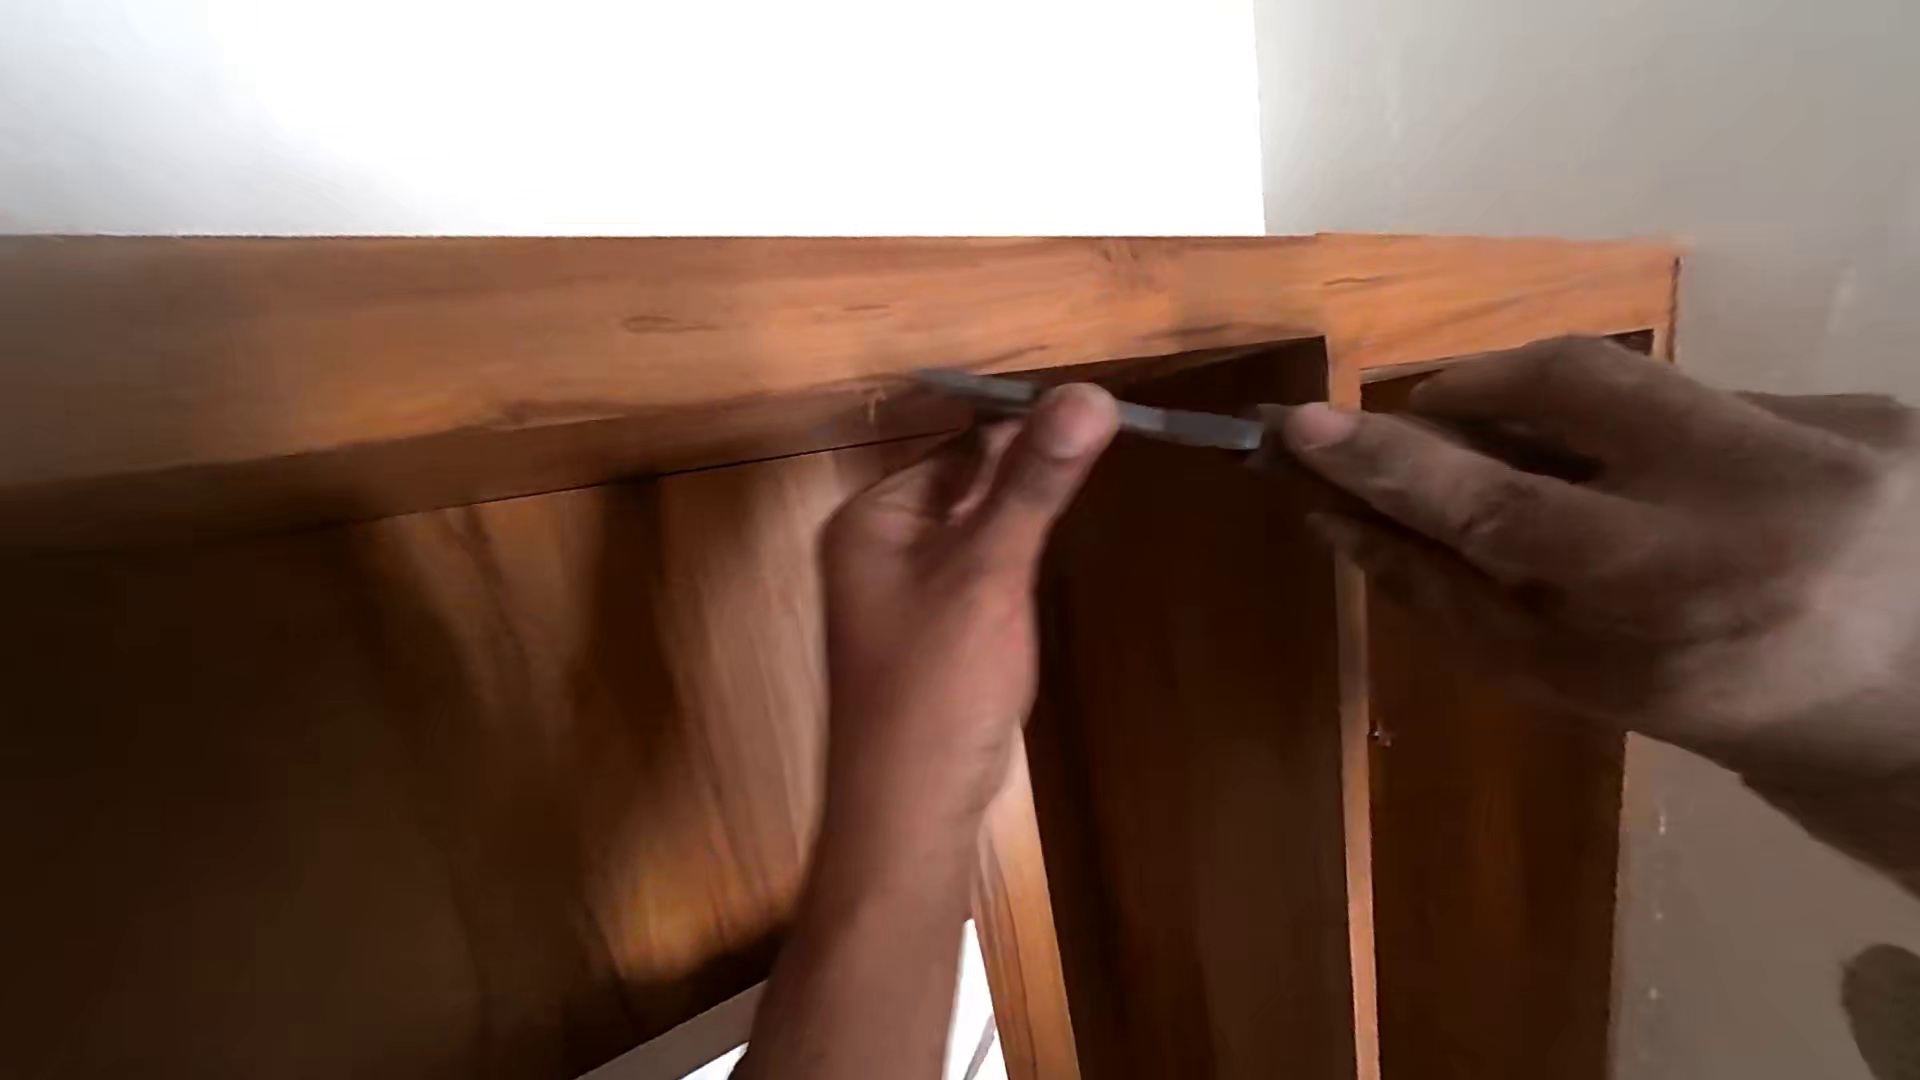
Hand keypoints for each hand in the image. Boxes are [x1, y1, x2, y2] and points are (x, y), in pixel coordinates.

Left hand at [819, 384, 1118, 819]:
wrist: (912, 810)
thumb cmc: (939, 685)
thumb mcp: (989, 574)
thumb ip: (1032, 484)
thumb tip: (1088, 393)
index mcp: (872, 517)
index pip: (957, 449)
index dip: (1022, 429)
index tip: (1091, 410)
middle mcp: (876, 543)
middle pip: (964, 485)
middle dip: (1023, 471)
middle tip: (1101, 439)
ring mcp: (900, 586)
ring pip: (973, 527)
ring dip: (1020, 511)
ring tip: (1082, 479)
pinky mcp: (928, 623)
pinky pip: (973, 568)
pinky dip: (1009, 554)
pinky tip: (1042, 552)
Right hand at [1275, 337, 1919, 783]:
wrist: (1903, 699)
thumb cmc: (1677, 693)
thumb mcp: (1533, 662)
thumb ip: (1424, 583)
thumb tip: (1327, 515)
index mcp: (1664, 584)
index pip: (1491, 503)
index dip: (1385, 458)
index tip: (1300, 423)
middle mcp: (1760, 490)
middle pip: (1568, 380)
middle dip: (1468, 387)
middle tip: (1429, 417)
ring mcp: (1831, 432)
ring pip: (1617, 374)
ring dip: (1538, 408)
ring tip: (1546, 466)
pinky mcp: (1864, 402)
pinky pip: (1677, 391)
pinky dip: (1617, 427)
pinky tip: (1645, 482)